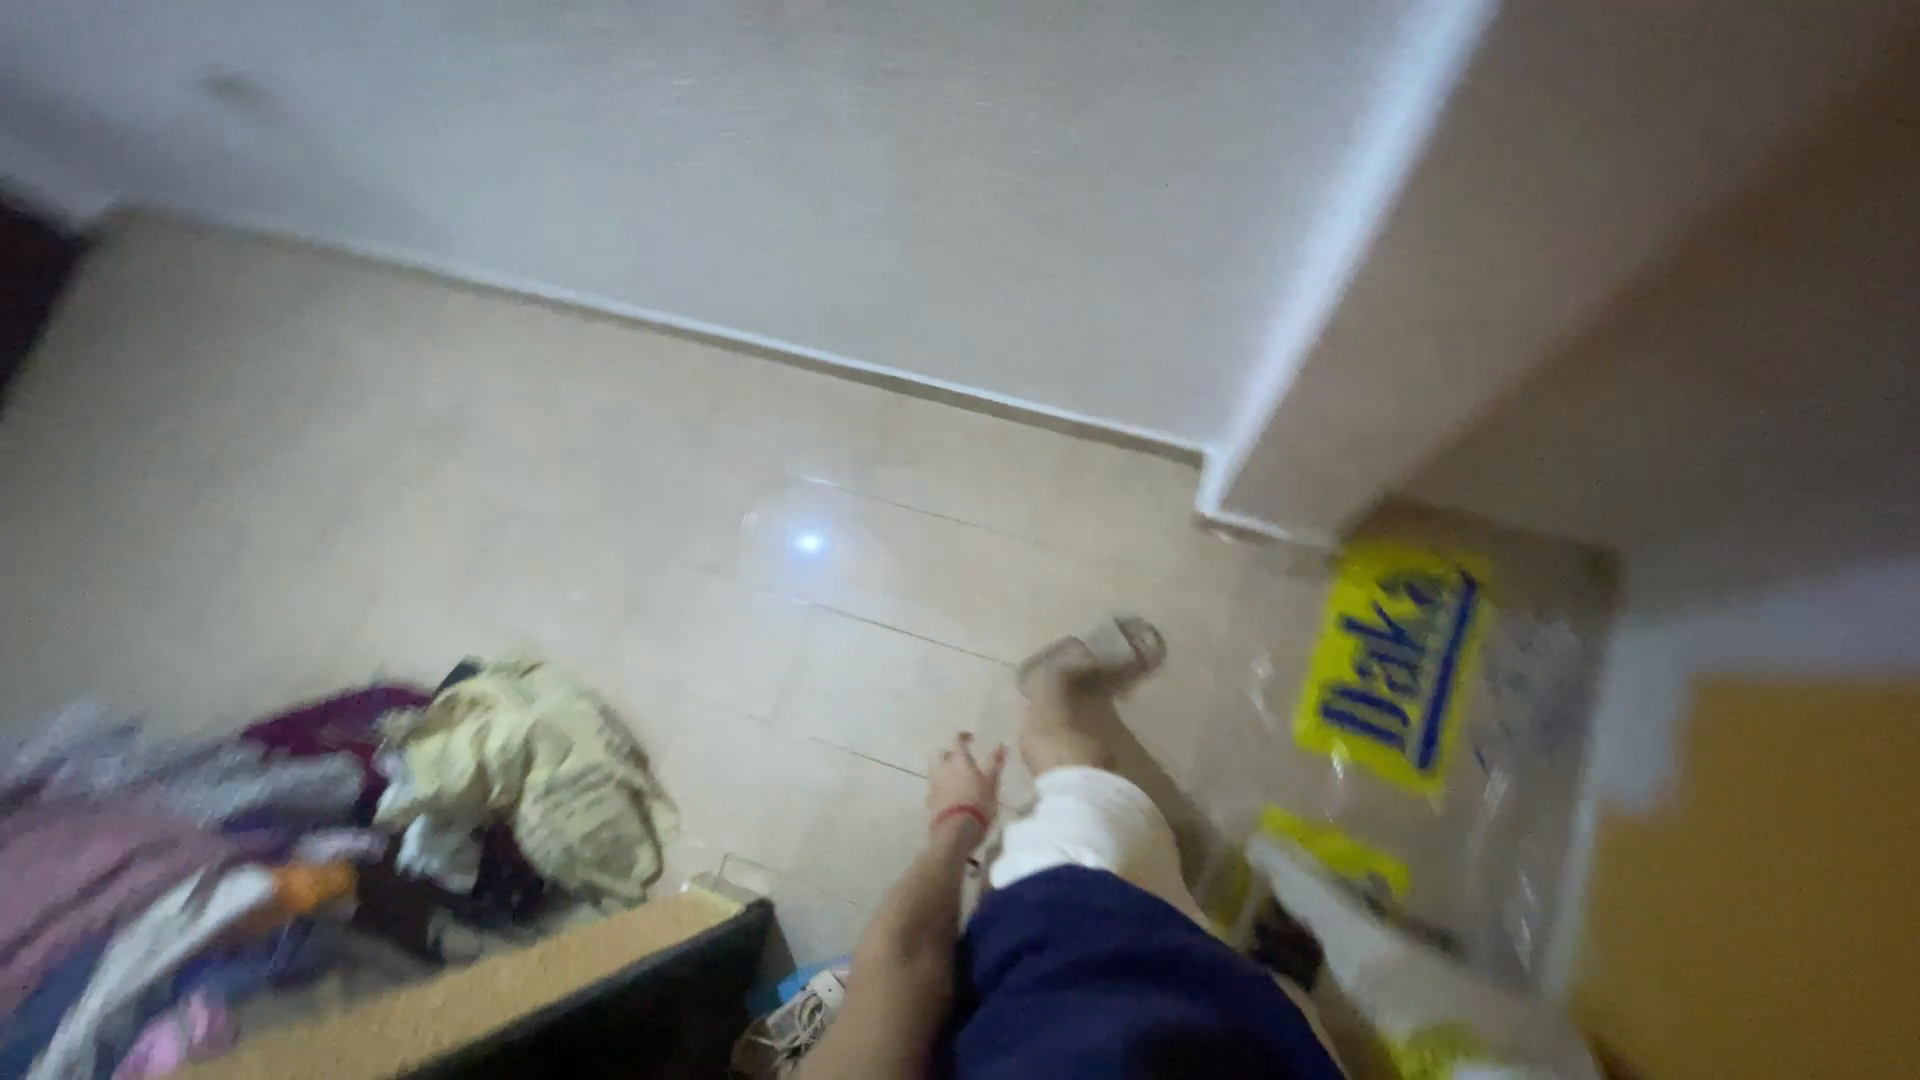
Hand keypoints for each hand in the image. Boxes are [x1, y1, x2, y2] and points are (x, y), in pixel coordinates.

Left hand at [927, 733, 1004, 835]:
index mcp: (959, 760)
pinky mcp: (929, 800)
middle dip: (950, 753)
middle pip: (942, 754)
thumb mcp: (992, 783)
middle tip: (961, 759)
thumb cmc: (978, 803)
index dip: (963, 736)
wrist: (955, 831)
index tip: (970, 737)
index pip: (957, 740)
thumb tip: (1000, 744)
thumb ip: (995, 763)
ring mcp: (933, 783)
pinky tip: (948, 794)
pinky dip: (940, 787)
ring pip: (935, 769)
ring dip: (943, 769)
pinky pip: (934, 787)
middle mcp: (942, 768)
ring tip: (954, 777)